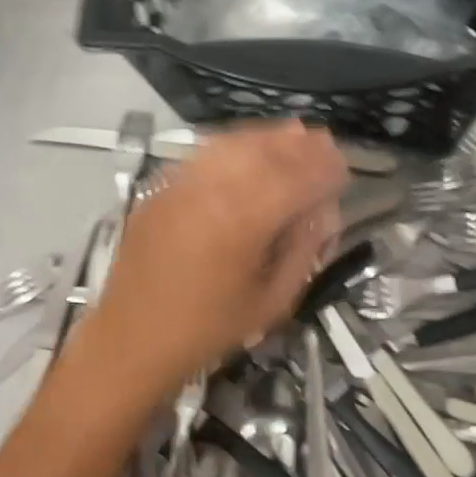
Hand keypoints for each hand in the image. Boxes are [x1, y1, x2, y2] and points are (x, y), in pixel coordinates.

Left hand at [77, 120, 348, 393]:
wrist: (131, 341)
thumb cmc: (208, 329)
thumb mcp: (272, 302)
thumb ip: (304, 250)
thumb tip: (323, 212)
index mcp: (246, 221)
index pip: (299, 177)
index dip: (326, 169)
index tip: (344, 169)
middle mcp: (214, 190)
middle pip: (269, 152)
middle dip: (302, 146)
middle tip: (326, 143)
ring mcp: (183, 184)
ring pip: (235, 143)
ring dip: (269, 138)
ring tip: (294, 135)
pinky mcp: (162, 187)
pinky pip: (204, 152)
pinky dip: (233, 143)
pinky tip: (248, 147)